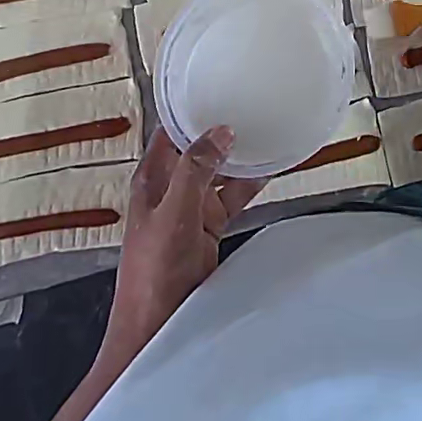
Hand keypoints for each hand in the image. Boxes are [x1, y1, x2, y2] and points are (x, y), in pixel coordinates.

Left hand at [107, 127, 265, 356]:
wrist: (157, 330)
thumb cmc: (152, 274)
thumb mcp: (173, 214)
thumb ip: (195, 170)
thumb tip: (219, 131)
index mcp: (152, 180)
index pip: (169, 133)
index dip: (189, 112)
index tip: (216, 91)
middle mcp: (171, 189)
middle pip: (198, 149)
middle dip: (221, 131)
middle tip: (250, 107)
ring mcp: (191, 208)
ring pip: (219, 172)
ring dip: (239, 157)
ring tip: (266, 133)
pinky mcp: (209, 227)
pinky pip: (233, 196)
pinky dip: (250, 184)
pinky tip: (269, 170)